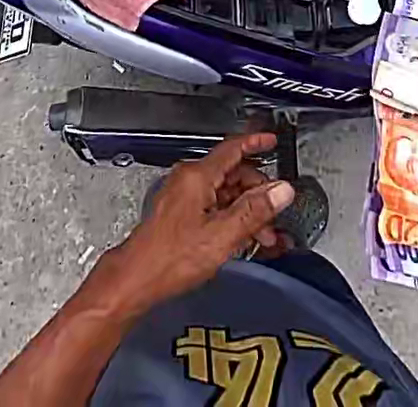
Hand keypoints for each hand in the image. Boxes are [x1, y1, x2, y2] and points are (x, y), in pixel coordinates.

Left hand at [83, 132, 294, 316]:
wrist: (137, 278)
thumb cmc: (169, 258)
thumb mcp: (222, 235)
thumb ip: (254, 211)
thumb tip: (280, 191)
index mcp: (197, 176)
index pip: (233, 148)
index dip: (256, 142)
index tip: (272, 140)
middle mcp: (188, 179)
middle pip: (232, 172)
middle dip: (257, 192)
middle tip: (275, 211)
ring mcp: (183, 194)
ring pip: (224, 191)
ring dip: (246, 209)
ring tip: (262, 234)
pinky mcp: (180, 210)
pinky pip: (213, 204)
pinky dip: (231, 216)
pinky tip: (242, 237)